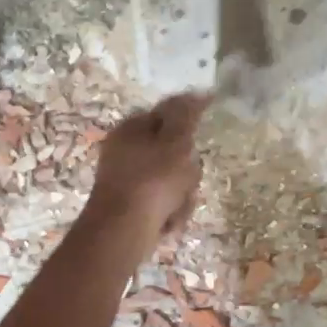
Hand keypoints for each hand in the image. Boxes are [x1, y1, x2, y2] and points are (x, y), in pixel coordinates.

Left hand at [86, 93, 208, 241]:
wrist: (121, 233)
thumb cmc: (151, 182)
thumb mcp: (175, 142)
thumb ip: (186, 116)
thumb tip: (195, 93)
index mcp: (130, 128)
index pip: (166, 113)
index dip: (189, 122)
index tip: (205, 136)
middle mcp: (123, 151)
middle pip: (172, 151)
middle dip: (186, 170)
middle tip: (186, 180)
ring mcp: (125, 180)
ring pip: (171, 180)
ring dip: (181, 194)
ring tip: (176, 206)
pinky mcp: (129, 206)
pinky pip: (161, 203)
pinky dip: (169, 212)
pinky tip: (168, 222)